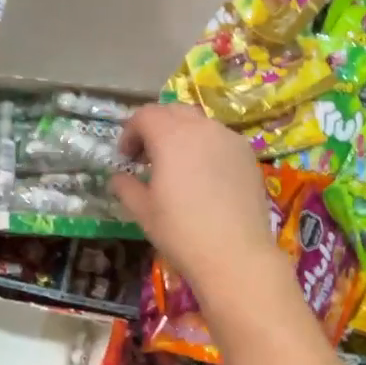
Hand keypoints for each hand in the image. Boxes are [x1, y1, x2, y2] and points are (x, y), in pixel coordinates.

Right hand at [110, 105, 285, 293]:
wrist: (234, 253)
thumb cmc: (180, 232)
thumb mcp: (143, 212)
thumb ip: (126, 187)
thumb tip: (118, 178)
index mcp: (171, 138)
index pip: (145, 115)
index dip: (129, 132)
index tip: (125, 158)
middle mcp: (202, 128)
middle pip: (173, 111)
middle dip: (155, 128)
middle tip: (146, 158)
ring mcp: (229, 138)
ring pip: (198, 123)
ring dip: (180, 136)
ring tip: (175, 168)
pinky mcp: (247, 154)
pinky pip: (219, 138)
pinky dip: (203, 147)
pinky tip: (201, 178)